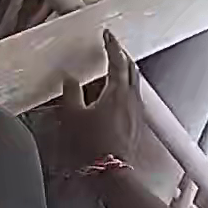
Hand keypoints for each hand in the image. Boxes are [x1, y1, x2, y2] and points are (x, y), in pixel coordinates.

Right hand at [60, 30, 144, 170]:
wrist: (113, 172)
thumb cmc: (92, 143)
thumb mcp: (73, 116)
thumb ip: (71, 94)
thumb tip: (69, 79)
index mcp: (117, 91)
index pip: (117, 60)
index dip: (112, 45)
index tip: (107, 34)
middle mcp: (131, 97)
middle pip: (131, 69)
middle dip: (122, 56)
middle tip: (113, 48)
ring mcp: (137, 111)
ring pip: (135, 82)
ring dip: (126, 71)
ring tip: (116, 68)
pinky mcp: (137, 123)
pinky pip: (134, 96)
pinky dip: (126, 87)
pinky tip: (118, 94)